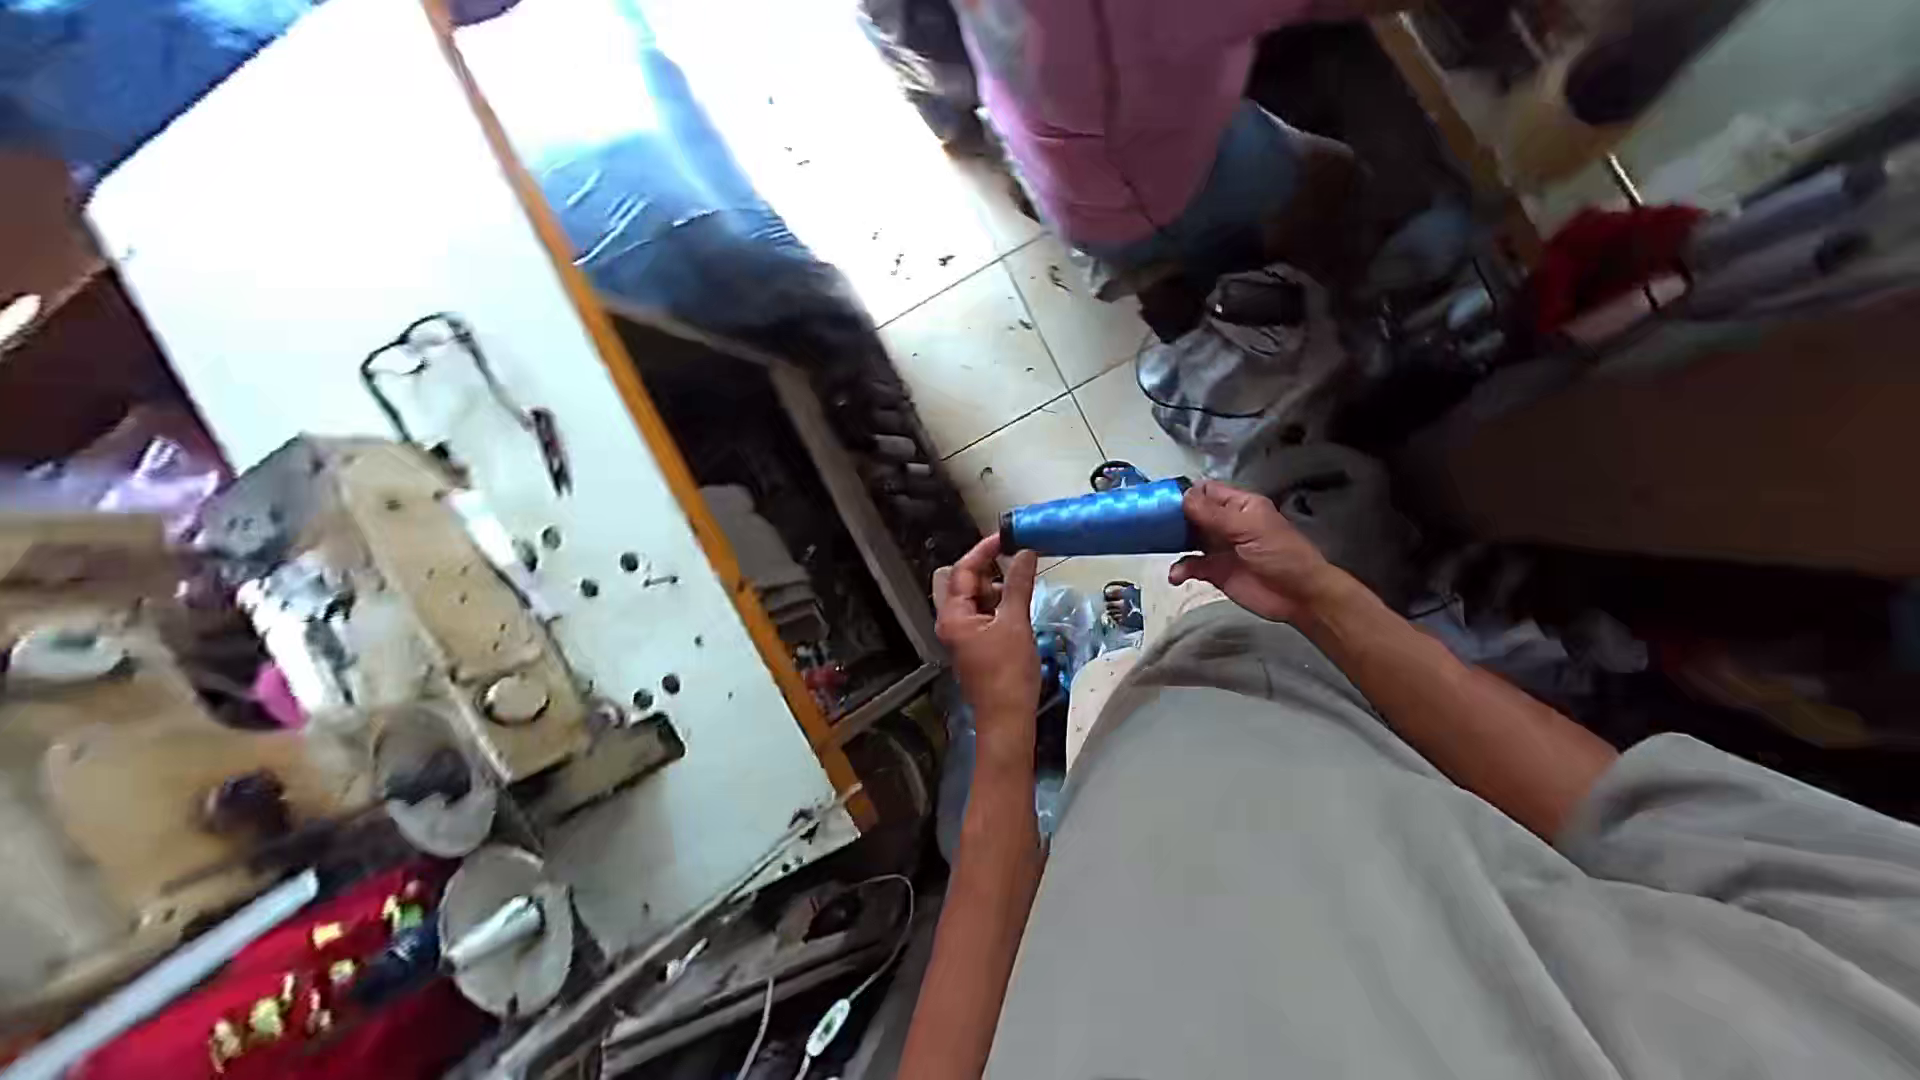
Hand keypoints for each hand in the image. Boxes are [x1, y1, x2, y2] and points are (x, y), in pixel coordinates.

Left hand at [934, 533, 1040, 766]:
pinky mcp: (973, 644)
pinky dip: (996, 604)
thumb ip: (1018, 584)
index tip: (1006, 537)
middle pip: (959, 581)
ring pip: (971, 598)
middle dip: (983, 570)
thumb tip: (1025, 553)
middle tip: (1010, 565)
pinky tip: (1017, 606)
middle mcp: (949, 622)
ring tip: (1020, 587)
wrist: (1007, 718)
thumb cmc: (1009, 672)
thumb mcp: (1016, 623)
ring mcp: (960, 634)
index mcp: (951, 615)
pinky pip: (980, 614)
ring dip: (992, 587)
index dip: (984, 551)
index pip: (962, 570)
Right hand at [1170, 479, 1347, 622]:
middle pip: (1192, 514)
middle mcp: (1226, 524)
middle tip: (1151, 523)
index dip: (1186, 493)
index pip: (1207, 491)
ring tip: (1157, 545)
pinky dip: (1180, 570)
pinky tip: (1177, 576)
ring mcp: (1219, 548)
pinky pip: (1190, 566)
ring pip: (1188, 539)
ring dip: (1173, 543)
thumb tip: (1183, 497)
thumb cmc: (1280, 554)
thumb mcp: (1248, 528)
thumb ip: (1214, 514)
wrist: (1299, 596)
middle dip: (1173, 517)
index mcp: (1239, 506)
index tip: (1161, 500)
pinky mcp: (1214, 572)